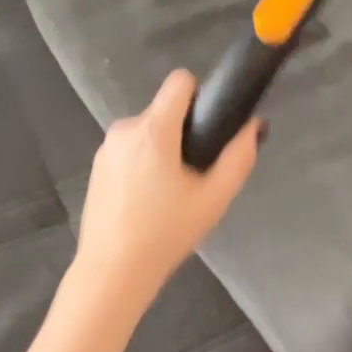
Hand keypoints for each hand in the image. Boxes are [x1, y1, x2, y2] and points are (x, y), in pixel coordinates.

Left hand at [72, 70, 262, 306]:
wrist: (113, 270)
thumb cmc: (166, 233)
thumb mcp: (215, 199)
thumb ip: (238, 157)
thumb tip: (254, 126)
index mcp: (153, 130)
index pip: (180, 81)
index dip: (201, 96)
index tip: (210, 128)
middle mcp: (125, 129)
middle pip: (165, 112)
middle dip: (183, 134)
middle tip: (196, 177)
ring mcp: (107, 148)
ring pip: (147, 133)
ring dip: (163, 152)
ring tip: (172, 195)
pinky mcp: (97, 167)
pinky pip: (130, 151)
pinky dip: (143, 166)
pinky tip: (148, 203)